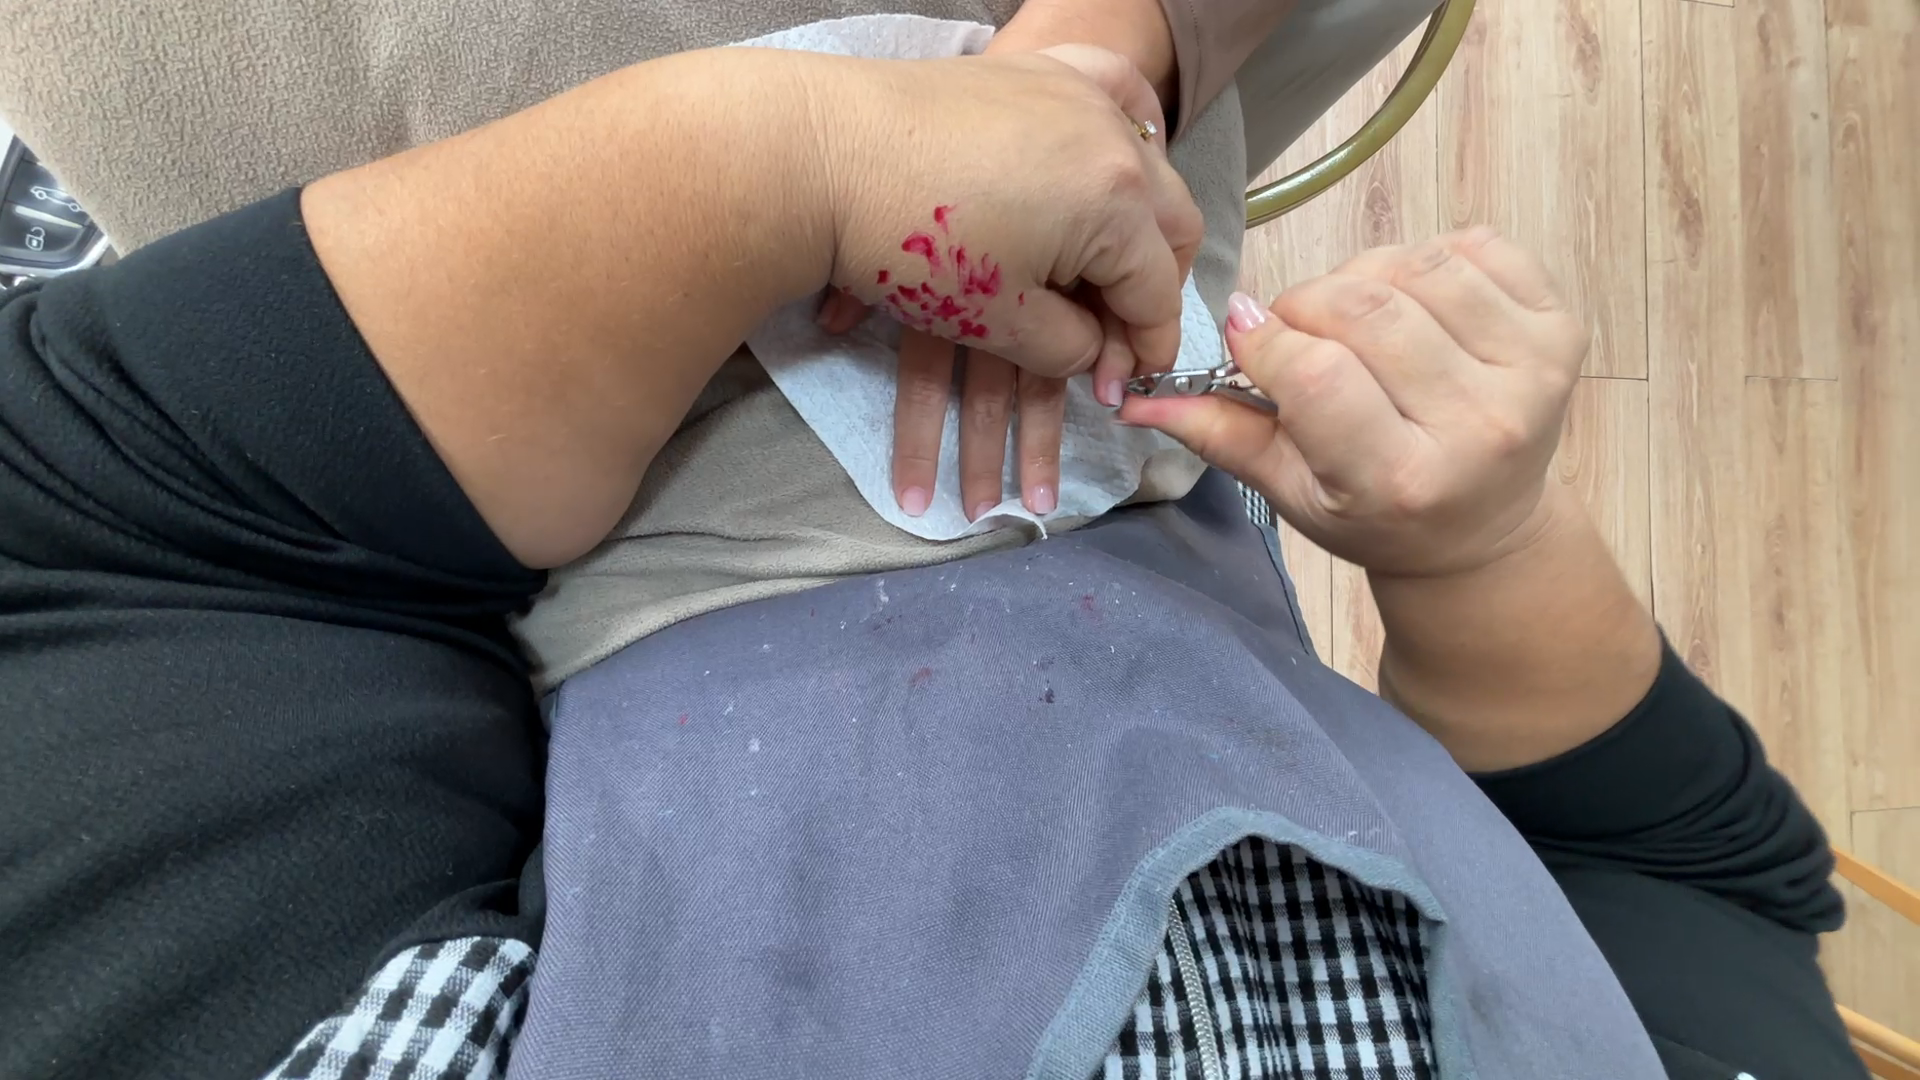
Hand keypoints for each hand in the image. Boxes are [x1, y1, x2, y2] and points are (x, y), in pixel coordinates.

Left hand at [811, 44, 1199, 517]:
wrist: (826, 154)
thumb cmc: (915, 250)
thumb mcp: (1000, 324)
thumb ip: (1068, 349)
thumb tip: (1097, 354)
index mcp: (1115, 206)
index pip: (1155, 293)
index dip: (1146, 349)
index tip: (1127, 387)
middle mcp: (1115, 140)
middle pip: (1171, 228)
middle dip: (1154, 292)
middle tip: (1122, 336)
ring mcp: (1079, 93)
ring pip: (1152, 165)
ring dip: (1147, 225)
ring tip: (1120, 269)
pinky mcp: (1040, 73)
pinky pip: (1114, 92)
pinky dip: (1130, 131)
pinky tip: (1118, 154)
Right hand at [1121, 228, 1589, 577]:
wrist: (1480, 528)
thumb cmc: (1370, 518)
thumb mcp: (1287, 492)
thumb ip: (1217, 436)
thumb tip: (1135, 400)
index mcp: (1399, 478)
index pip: (1317, 376)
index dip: (1264, 342)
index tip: (1243, 339)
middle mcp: (1479, 424)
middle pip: (1365, 311)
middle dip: (1304, 305)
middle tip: (1291, 330)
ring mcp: (1533, 370)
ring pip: (1415, 267)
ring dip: (1358, 279)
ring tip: (1346, 319)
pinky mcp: (1564, 329)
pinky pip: (1474, 246)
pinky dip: (1421, 260)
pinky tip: (1406, 303)